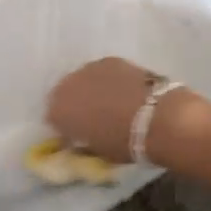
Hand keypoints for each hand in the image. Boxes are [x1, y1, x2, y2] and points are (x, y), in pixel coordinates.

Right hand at [46, 57, 208, 166]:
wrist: (158, 118)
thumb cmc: (125, 143)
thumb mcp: (97, 150)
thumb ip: (83, 141)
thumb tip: (81, 138)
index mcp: (58, 112)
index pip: (52, 118)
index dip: (65, 126)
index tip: (77, 134)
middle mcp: (67, 85)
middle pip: (64, 93)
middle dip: (75, 103)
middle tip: (92, 117)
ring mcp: (88, 69)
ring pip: (83, 79)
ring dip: (90, 89)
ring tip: (109, 101)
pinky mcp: (110, 60)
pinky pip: (102, 72)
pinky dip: (108, 80)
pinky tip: (122, 90)